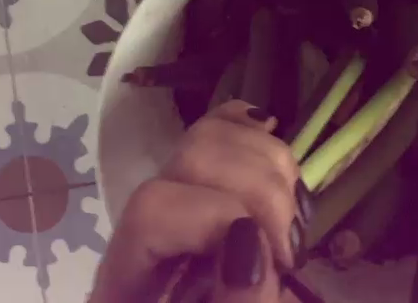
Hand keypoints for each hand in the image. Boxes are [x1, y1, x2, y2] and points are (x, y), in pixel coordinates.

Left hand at [91, 101, 306, 302]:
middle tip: (292, 251)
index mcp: (124, 285)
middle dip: (261, 189)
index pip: (154, 207)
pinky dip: (258, 137)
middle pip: (194, 154)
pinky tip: (281, 174)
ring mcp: (174, 206)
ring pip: (215, 133)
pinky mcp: (206, 195)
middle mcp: (141, 233)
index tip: (272, 263)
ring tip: (293, 227)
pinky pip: (225, 131)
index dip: (217, 218)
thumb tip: (249, 242)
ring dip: (273, 167)